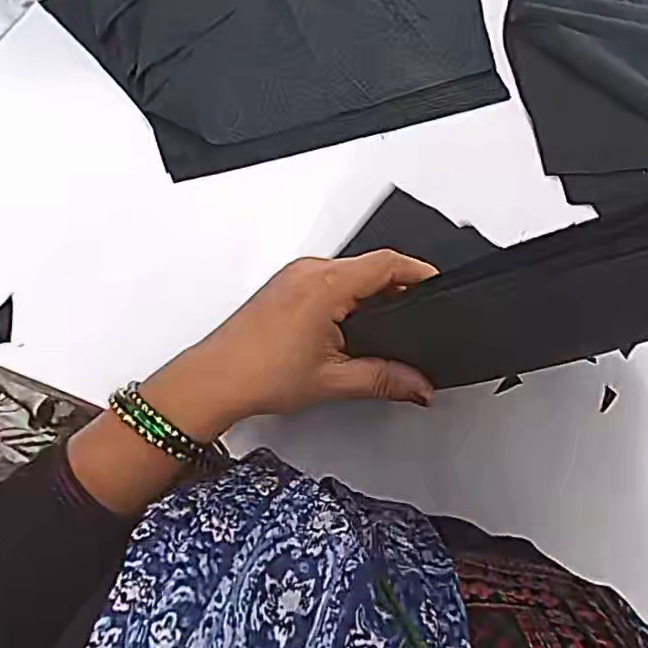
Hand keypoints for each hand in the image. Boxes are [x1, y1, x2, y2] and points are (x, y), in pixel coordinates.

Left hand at [139, 251, 439, 440]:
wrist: (213, 381)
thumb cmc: (255, 374)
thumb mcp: (333, 380)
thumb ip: (385, 380)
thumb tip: (418, 384)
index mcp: (325, 285)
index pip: (387, 263)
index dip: (419, 272)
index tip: (435, 283)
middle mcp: (308, 271)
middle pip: (370, 265)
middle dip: (397, 287)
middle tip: (412, 315)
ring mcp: (294, 275)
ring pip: (349, 270)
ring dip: (370, 291)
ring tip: (380, 324)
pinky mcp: (285, 284)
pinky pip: (328, 276)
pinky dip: (347, 293)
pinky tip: (348, 324)